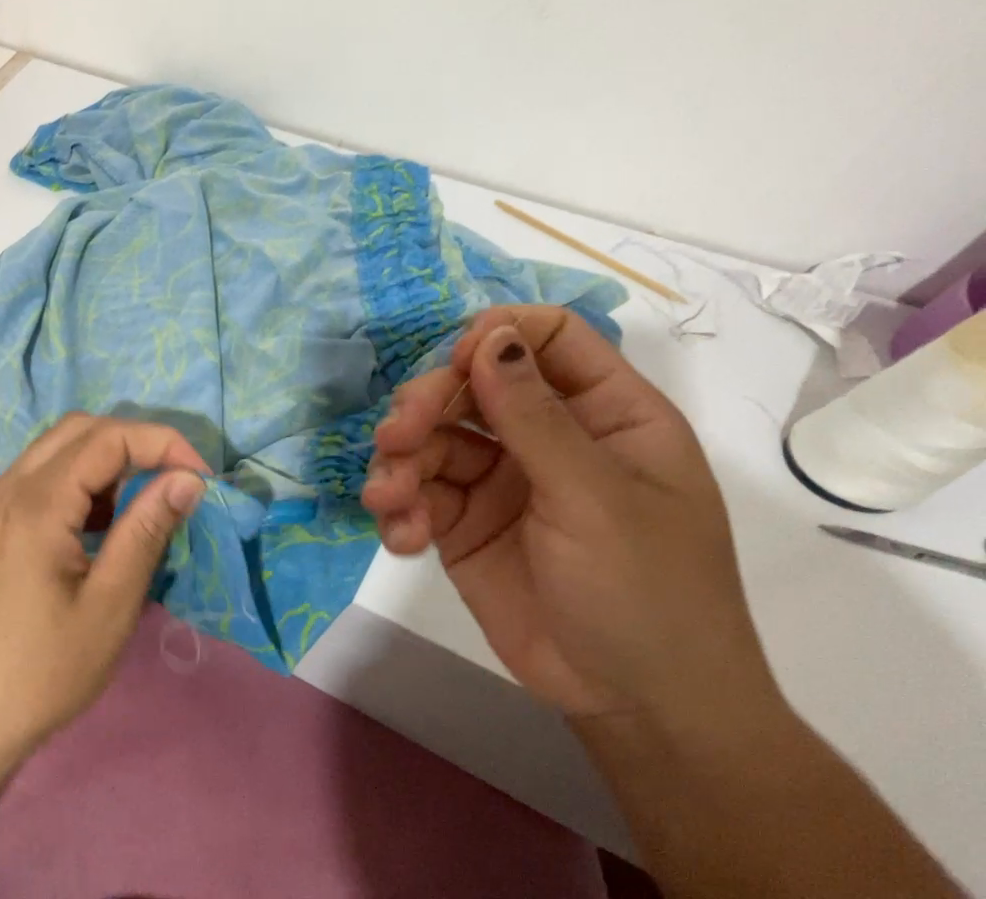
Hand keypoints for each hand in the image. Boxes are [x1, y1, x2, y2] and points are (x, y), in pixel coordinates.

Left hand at [0, 414, 207, 777]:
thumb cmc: (45, 672)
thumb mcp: (110, 606)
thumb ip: (146, 531)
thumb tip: (187, 479)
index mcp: (33, 505)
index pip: (106, 439)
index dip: (161, 444)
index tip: (200, 479)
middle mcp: (2, 489)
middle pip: (75, 431)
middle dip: (132, 444)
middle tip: (173, 483)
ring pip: (50, 451)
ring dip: (100, 462)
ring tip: (140, 506)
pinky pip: (31, 479)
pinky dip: (71, 483)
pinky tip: (95, 525)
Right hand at [360, 305, 779, 727]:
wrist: (635, 703)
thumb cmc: (647, 590)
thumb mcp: (595, 498)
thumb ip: (534, 416)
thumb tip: (490, 334)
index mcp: (607, 415)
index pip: (549, 340)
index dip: (498, 338)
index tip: (456, 365)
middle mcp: (548, 437)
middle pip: (470, 384)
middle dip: (426, 405)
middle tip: (397, 437)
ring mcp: (502, 481)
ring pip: (432, 438)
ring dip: (399, 462)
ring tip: (389, 500)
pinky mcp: (462, 524)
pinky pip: (417, 494)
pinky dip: (398, 509)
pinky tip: (401, 537)